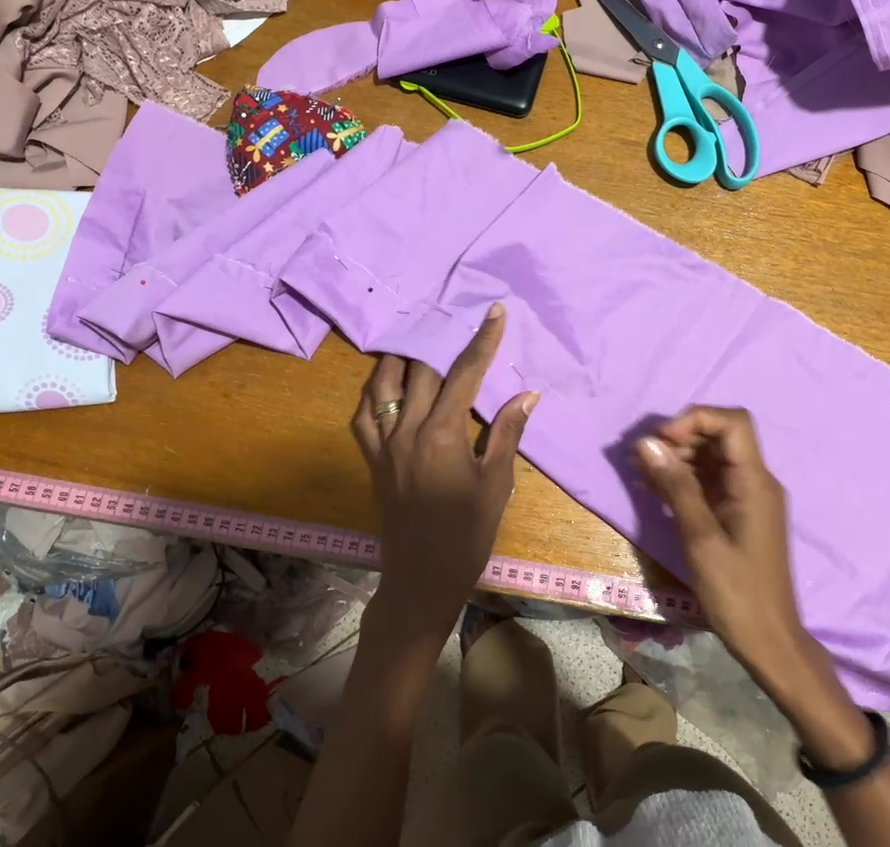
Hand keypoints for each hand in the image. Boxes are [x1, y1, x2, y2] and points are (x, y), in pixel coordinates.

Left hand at [351, 303, 539, 631]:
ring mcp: (383, 444)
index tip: (494, 311)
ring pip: (383, 385)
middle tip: (455, 319)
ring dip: (400, 359)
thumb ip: (507, 434)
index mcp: (442, 435)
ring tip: (417, 341)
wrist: (422, 578)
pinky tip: (386, 384)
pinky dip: (373, 392)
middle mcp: (407, 431)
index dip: (481, 340)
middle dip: (440, 340)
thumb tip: (527, 394)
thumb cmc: (467, 534)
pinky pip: (363, 415)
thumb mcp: (497, 485)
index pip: (464, 374)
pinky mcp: (371, 459)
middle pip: (422, 371)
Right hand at [636, 407, 807, 683]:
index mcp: (755, 481)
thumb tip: (647, 443)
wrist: (769, 640)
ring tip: (642, 475)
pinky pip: (711, 483)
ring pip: (712, 459)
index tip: (662, 441)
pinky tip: (656, 492)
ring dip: (678, 459)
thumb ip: (675, 487)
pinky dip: (684, 481)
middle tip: (643, 460)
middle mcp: (756, 482)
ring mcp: (748, 499)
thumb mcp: (700, 538)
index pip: (732, 422)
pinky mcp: (739, 515)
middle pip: (720, 436)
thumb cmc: (737, 592)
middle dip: (680, 438)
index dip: (695, 419)